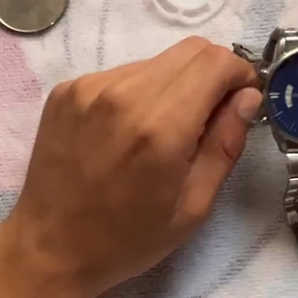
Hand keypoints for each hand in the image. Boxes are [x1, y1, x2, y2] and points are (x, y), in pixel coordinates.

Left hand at [0, 37, 260, 297]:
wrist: (50, 247)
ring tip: (160, 133)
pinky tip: (126, 134)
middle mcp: (123, 94)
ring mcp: (88, 87)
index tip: (239, 104)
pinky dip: (136, 94)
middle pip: (190, 50)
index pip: (216, 62)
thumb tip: (248, 96)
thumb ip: (225, 144)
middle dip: (211, 76)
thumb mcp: (193, 206)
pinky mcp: (66, 90)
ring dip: (173, 86)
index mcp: (160, 126)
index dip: (239, 76)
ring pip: (155, 61)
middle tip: (207, 118)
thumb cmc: (128, 239)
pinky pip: (121, 74)